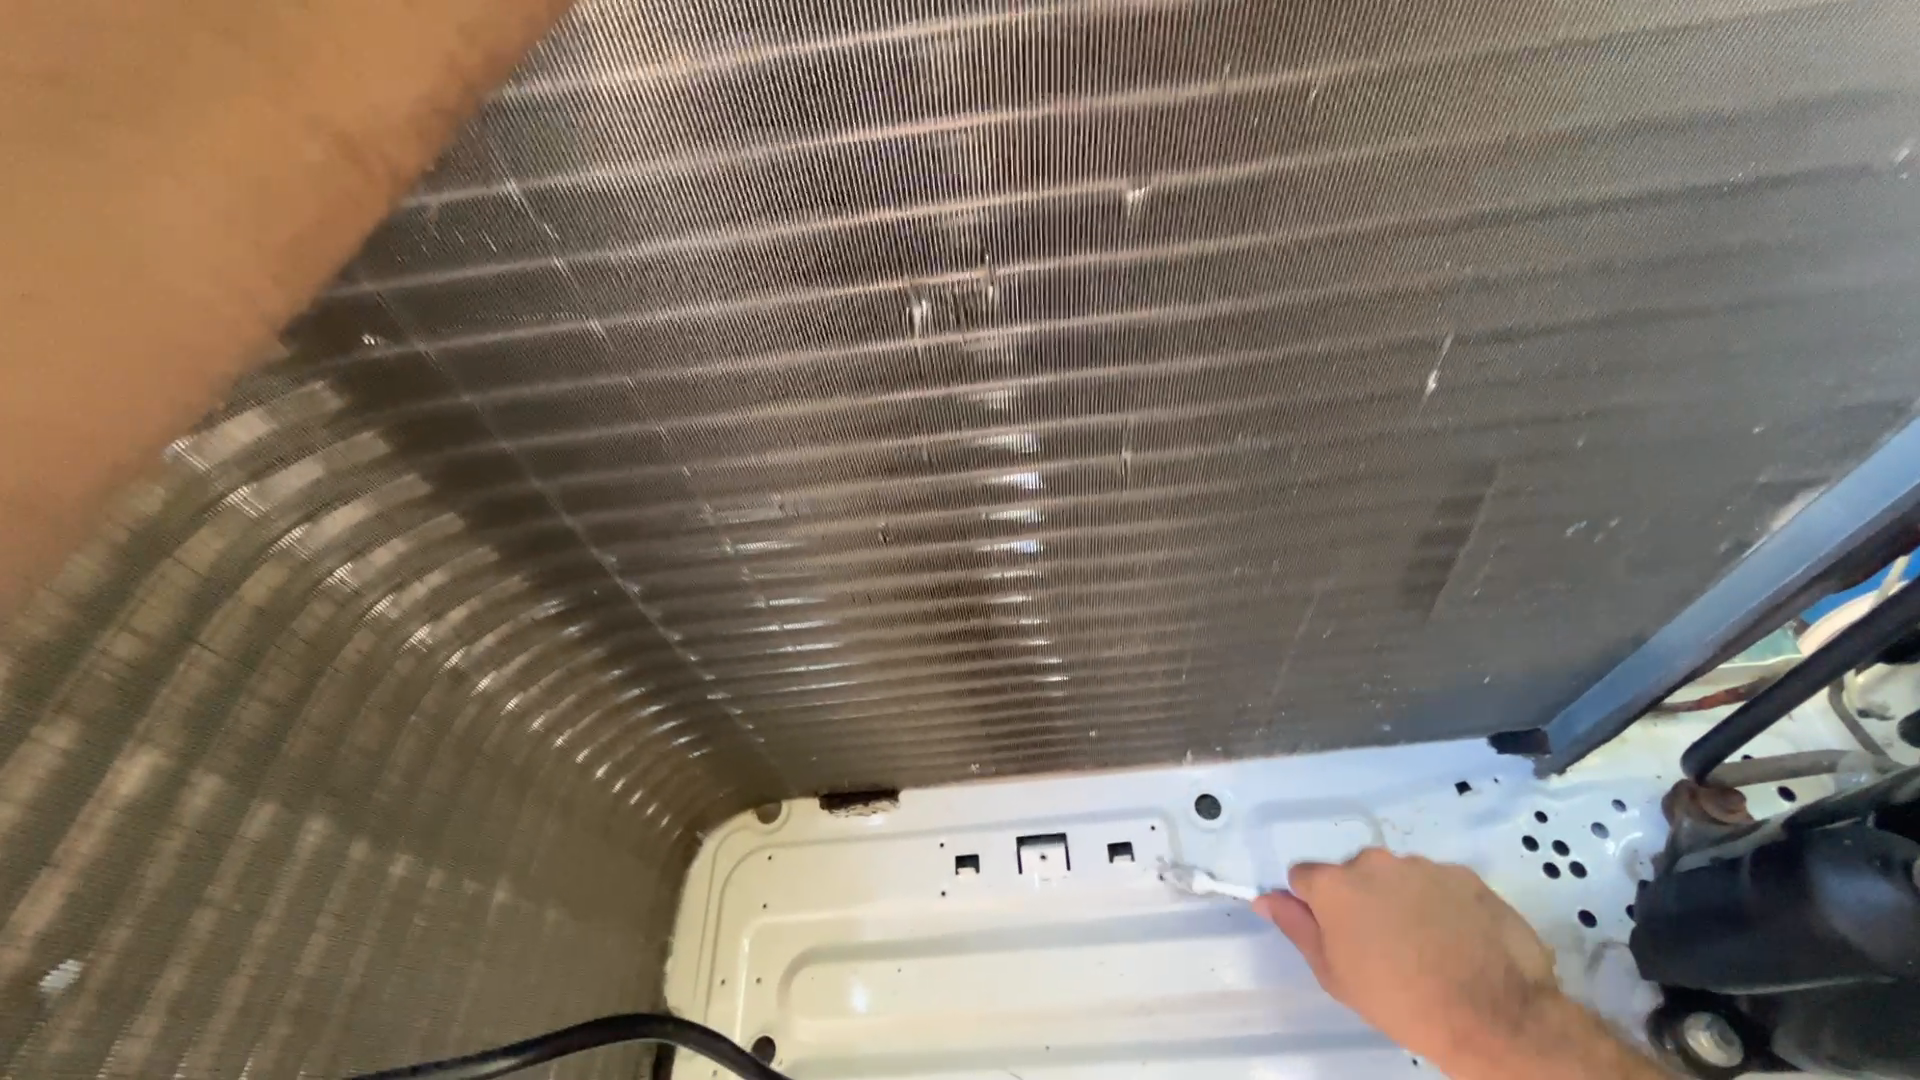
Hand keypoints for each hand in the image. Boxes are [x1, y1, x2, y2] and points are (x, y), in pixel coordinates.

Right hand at [1254, 848, 1600, 1076]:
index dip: (1316, 906)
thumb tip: (1265, 898)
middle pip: (1354, 874)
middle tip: (1383, 946)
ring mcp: (1423, 866)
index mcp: (1334, 883)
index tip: (1338, 935)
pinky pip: (1440, 884)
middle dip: (1362, 900)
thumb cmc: (1400, 1000)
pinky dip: (1442, 905)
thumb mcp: (1334, 973)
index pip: (1305, 878)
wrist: (1495, 1016)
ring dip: (1402, 900)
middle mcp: (1374, 862)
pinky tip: (1458, 941)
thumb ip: (1296, 927)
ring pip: (1398, 878)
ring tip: (1427, 946)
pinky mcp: (1466, 875)